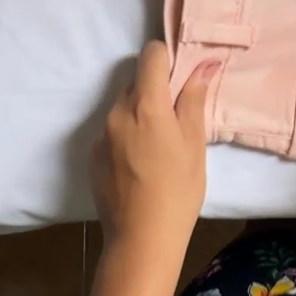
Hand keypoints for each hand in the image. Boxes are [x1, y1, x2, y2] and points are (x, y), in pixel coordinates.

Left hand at [92, 41, 217, 252]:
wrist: (141, 241)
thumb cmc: (178, 190)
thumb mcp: (194, 143)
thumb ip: (194, 100)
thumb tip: (203, 65)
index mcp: (146, 104)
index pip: (150, 54)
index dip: (166, 57)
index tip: (180, 76)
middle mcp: (118, 111)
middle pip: (136, 81)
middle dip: (155, 90)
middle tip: (176, 117)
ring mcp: (101, 134)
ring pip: (124, 106)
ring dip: (140, 113)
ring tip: (158, 146)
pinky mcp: (92, 155)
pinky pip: (112, 130)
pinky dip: (126, 134)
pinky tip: (140, 164)